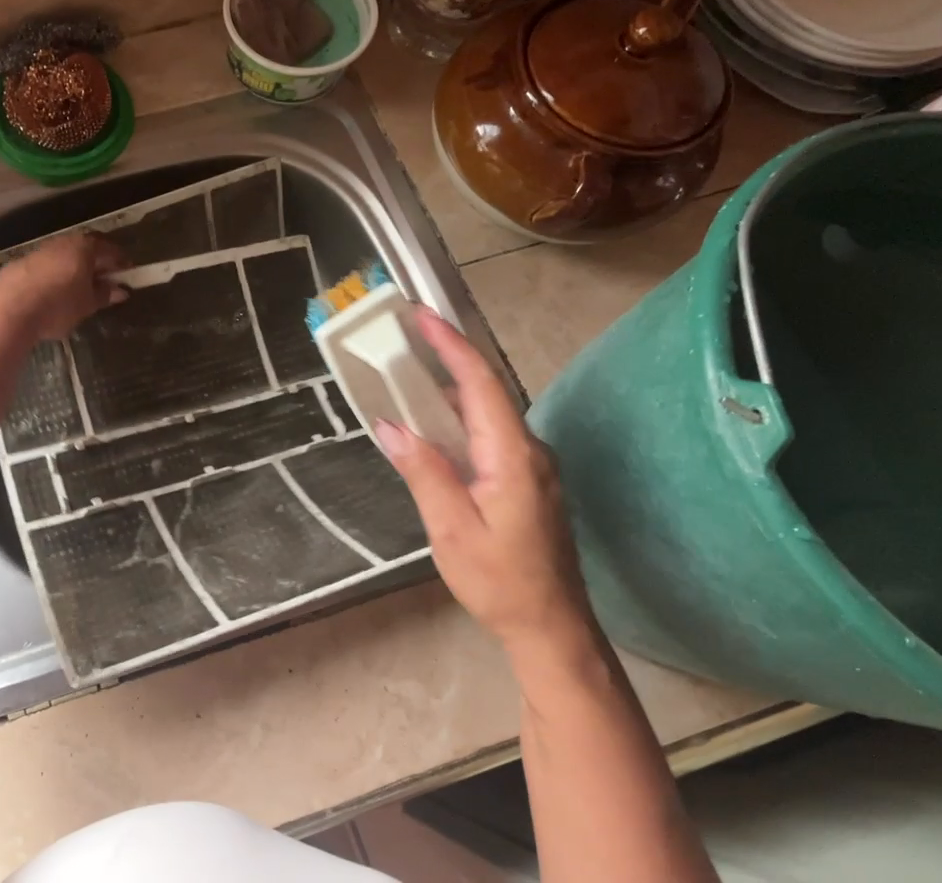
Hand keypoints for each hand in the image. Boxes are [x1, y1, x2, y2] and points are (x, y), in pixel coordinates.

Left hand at [0, 233, 129, 340]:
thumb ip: (104, 294)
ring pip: (61, 257)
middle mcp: (60, 243)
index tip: (128, 272)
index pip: (108, 249)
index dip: (120, 261)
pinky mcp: (17, 265)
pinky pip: (43, 268)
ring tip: (77, 289)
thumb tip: (120, 290)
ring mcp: (36, 252)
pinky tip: (50, 293)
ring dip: (72, 269)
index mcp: (82, 248)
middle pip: (84, 249)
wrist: (9, 311)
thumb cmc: (57, 306)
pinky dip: (52, 276)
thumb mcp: (86, 305)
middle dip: (95, 264)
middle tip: (104, 281)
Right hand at [371, 307, 594, 651]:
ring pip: (489, 414)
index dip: (451, 346)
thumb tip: (391, 426)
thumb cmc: (499, 580)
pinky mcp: (527, 482)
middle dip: (447, 359)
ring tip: (410, 376)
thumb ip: (424, 472)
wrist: (550, 626)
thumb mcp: (452, 528)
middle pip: (487, 391)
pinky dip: (459, 420)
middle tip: (405, 338)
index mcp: (512, 456)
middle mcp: (529, 451)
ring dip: (451, 390)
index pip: (481, 384)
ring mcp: (532, 467)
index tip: (421, 316)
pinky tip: (434, 428)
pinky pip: (490, 436)